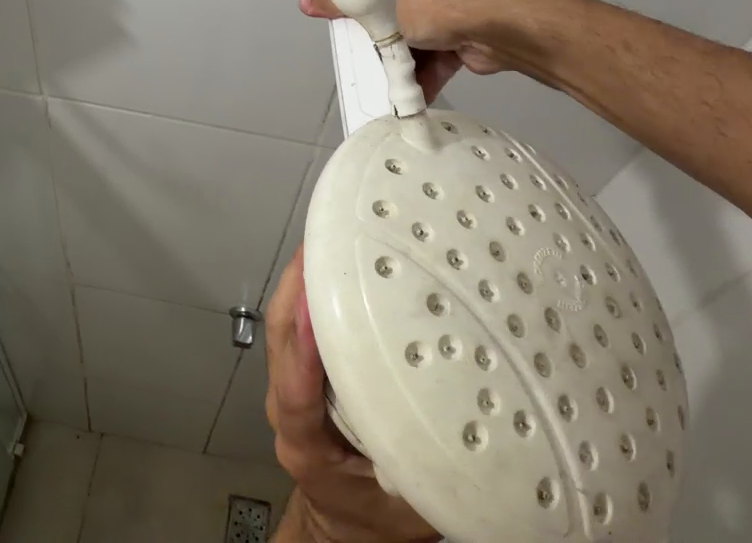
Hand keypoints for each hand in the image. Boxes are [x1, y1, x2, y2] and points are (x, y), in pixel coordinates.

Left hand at [266, 247, 438, 542]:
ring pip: (285, 325)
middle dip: (298, 288)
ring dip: (302, 281)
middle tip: (327, 240)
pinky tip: (338, 263)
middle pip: (281, 341)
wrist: (346, 527)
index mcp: (310, 447)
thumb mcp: (411, 505)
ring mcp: (291, 385)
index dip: (304, 353)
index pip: (297, 395)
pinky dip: (312, 291)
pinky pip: (298, 325)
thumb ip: (427, 466)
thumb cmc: (377, 516)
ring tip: (331, 237)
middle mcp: (291, 409)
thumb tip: (469, 420)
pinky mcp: (301, 372)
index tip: (316, 311)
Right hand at [299, 0, 525, 101]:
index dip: (354, 2)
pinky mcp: (465, 33)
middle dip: (378, 39)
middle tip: (364, 59)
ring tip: (389, 82)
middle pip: (387, 11)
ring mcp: (449, 5)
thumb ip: (338, 1)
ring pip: (411, 38)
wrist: (502, 23)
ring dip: (400, 63)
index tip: (345, 27)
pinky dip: (423, 75)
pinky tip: (412, 94)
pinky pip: (434, 57)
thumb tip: (306, 0)